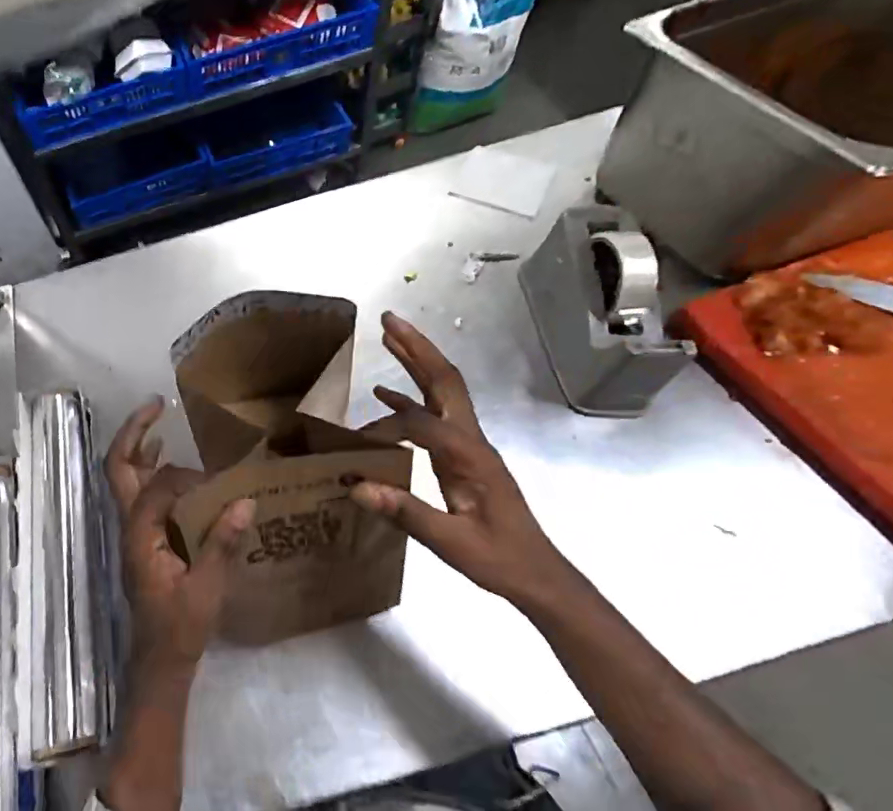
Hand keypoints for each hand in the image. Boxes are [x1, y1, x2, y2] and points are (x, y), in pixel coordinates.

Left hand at [105, 399, 254, 670]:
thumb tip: (245, 501)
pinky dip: (147, 466)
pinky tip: (164, 456)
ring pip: (122, 476)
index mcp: (139, 537)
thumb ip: (222, 542)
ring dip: (136, 444)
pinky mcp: (141, 536)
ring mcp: (131, 530)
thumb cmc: (181, 627)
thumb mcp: (207, 588)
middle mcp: (128, 527)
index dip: (187, 478)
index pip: (158, 487)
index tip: (218, 486)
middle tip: (157, 404)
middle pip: (118, 468)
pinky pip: (137, 491)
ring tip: (158, 418)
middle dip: (133, 432)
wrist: (159, 660)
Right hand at [350, 312, 562, 608]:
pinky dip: (411, 398)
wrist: (537, 573)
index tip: (359, 443)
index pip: (422, 423)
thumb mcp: (451, 543)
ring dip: (417, 361)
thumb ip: (404, 512)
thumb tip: (355, 485)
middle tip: (388, 320)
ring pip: (443, 389)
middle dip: (417, 347)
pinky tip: (386, 393)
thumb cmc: (498, 559)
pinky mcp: (463, 453)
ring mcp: (469, 443)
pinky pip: (435, 414)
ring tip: (389, 337)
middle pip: (444, 379)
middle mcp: (470, 438)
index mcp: (468, 455)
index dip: (387, 425)